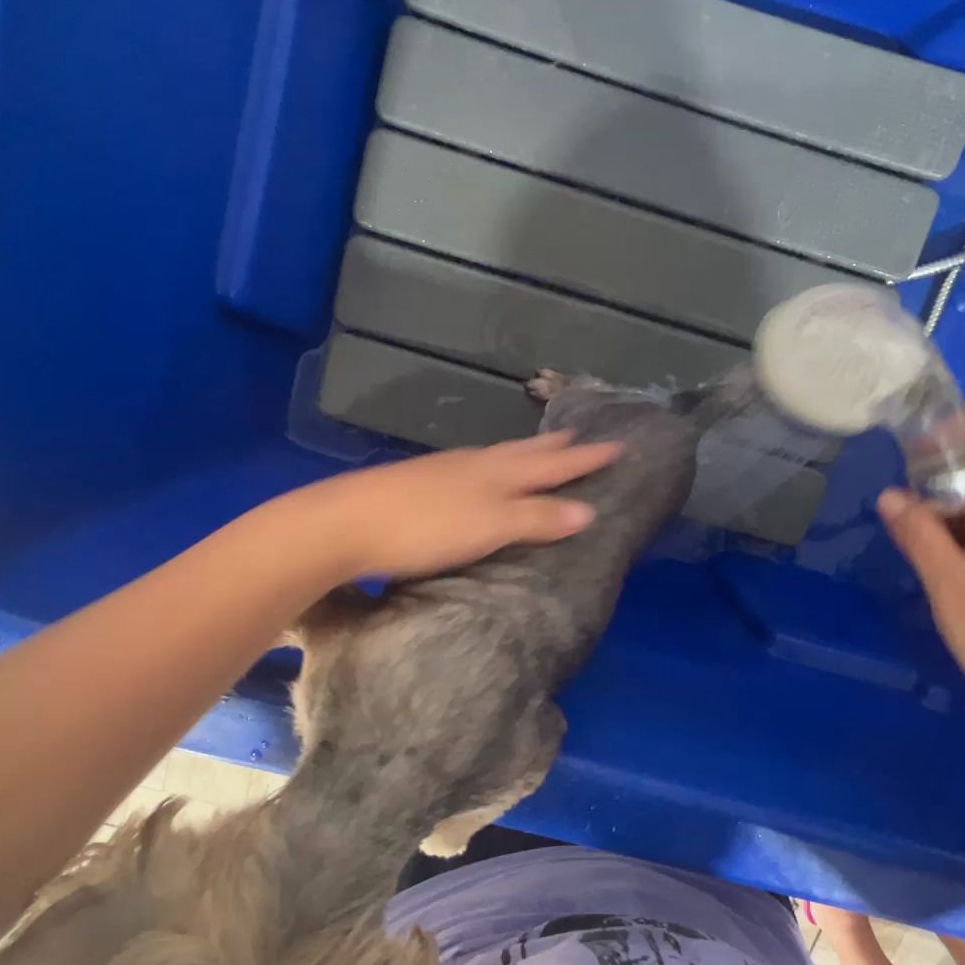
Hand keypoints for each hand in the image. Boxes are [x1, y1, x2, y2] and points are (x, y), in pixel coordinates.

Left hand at [303, 431, 623, 579]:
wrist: (346, 523)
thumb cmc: (423, 528)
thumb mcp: (489, 526)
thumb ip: (536, 517)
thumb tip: (588, 510)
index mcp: (496, 473)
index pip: (552, 463)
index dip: (585, 459)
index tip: (618, 445)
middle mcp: (474, 464)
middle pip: (523, 452)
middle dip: (554, 447)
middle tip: (579, 436)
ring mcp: (443, 471)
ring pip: (496, 456)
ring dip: (523, 453)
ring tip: (538, 449)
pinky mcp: (418, 483)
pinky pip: (472, 468)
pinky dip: (492, 467)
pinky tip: (480, 475)